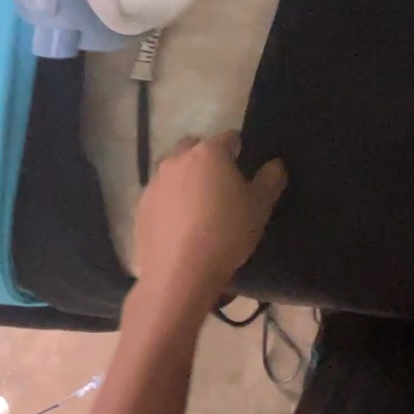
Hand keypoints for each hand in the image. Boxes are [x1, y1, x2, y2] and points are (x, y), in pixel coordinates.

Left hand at [132, 130, 286, 304]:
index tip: (246, 170)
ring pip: (173, 170)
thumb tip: (274, 165)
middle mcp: (177, 160)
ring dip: (186, 178)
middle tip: (221, 184)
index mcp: (209, 153)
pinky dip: (170, 202)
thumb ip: (270, 179)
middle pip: (194, 147)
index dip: (240, 150)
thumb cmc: (226, 233)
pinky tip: (181, 226)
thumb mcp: (260, 207)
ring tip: (199, 206)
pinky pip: (159, 196)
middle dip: (208, 158)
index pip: (229, 137)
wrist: (179, 277)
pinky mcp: (139, 210)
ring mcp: (154, 185)